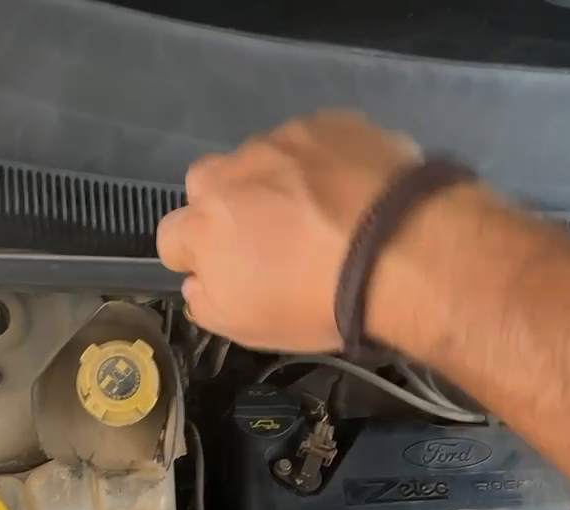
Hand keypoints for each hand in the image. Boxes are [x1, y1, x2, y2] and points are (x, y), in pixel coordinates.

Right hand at [155, 110, 422, 351]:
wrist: (398, 249)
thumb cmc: (313, 301)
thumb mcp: (247, 328)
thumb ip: (206, 303)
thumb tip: (197, 282)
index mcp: (204, 226)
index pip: (170, 237)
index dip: (193, 258)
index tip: (222, 273)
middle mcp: (232, 173)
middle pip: (205, 185)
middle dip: (223, 208)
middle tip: (264, 237)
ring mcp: (282, 141)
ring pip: (259, 159)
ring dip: (272, 182)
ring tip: (314, 212)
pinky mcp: (330, 122)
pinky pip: (309, 142)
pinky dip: (317, 164)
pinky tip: (346, 190)